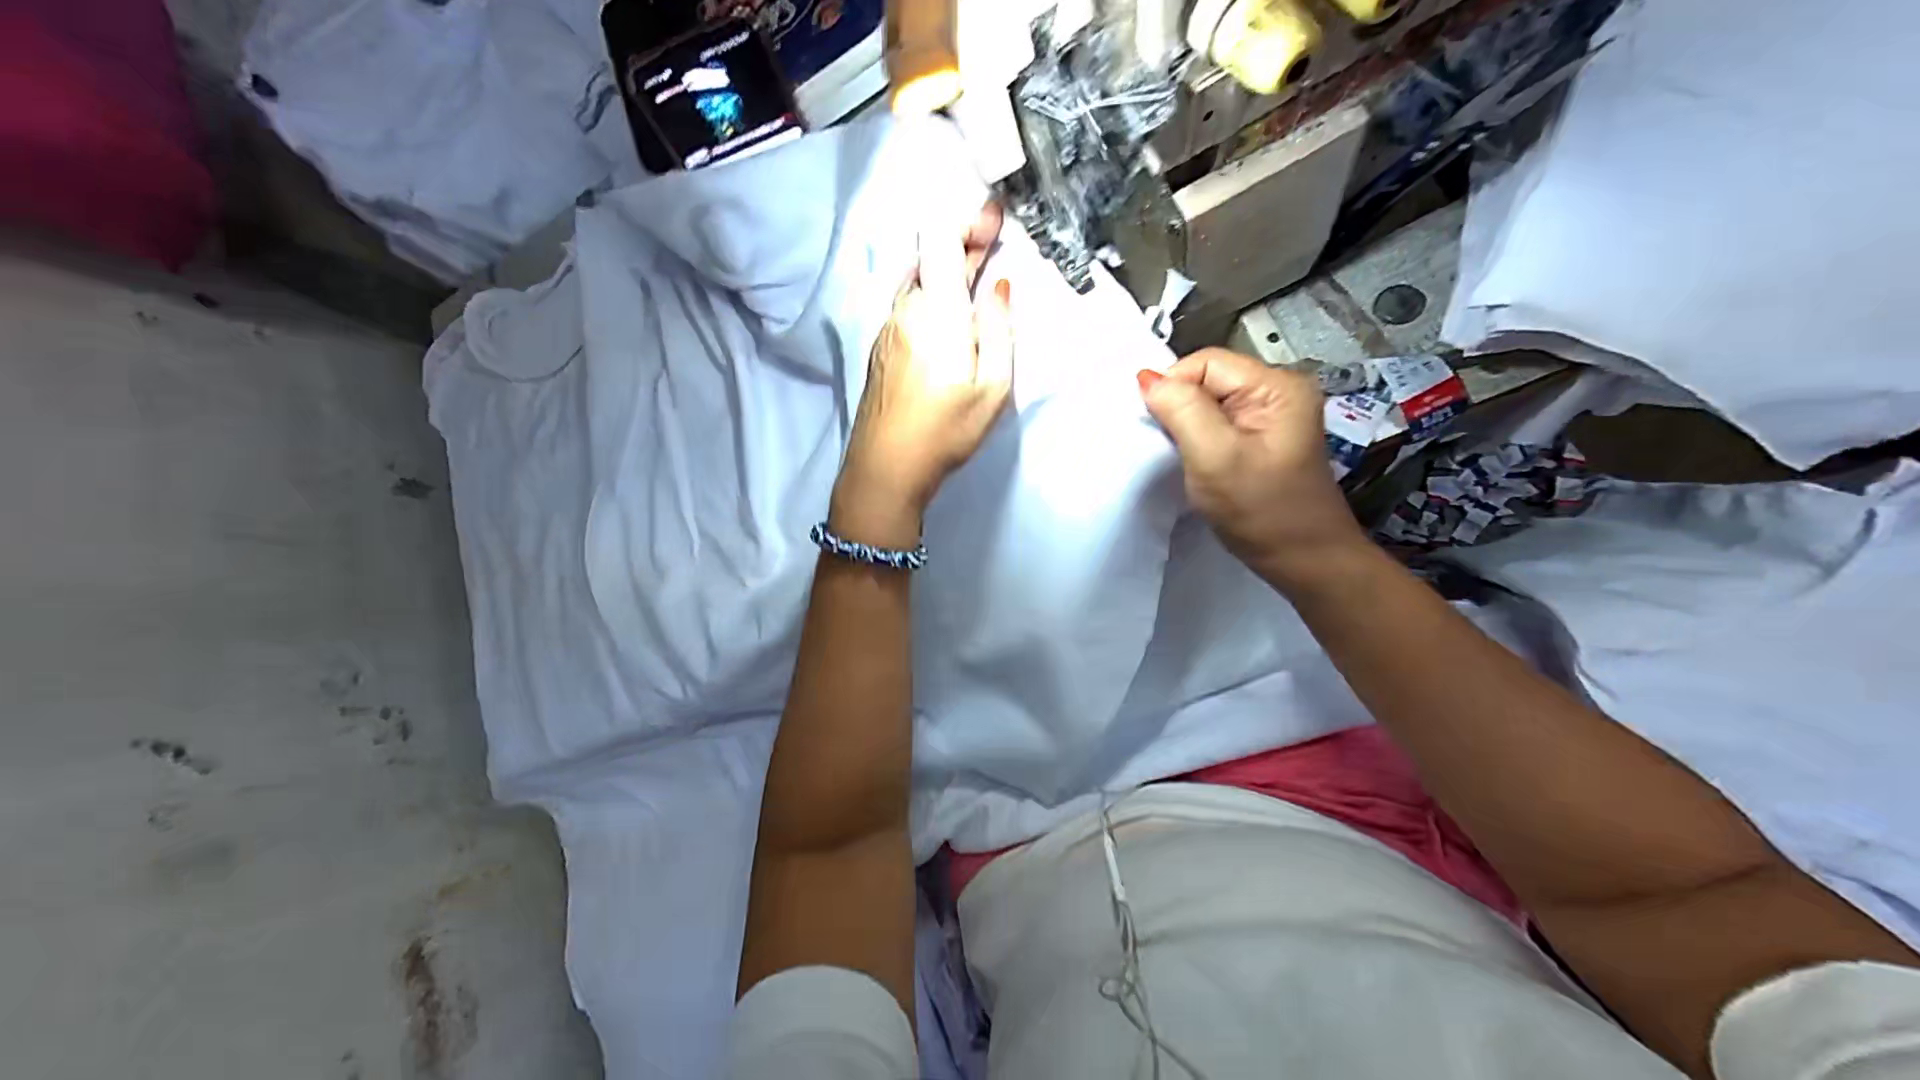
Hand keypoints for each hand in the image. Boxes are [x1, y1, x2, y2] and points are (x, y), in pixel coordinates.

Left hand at [833, 204, 1013, 546]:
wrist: (884, 468)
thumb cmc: (944, 430)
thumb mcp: (991, 387)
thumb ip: (999, 330)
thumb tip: (999, 287)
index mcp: (936, 311)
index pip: (943, 240)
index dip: (968, 220)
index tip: (994, 215)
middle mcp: (906, 309)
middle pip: (930, 258)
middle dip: (963, 242)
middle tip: (992, 234)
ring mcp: (888, 328)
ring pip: (917, 280)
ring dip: (946, 268)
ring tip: (974, 269)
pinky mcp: (882, 347)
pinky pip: (908, 304)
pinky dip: (931, 292)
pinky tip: (947, 308)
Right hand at [1139, 348, 1368, 589]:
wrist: (1304, 561)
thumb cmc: (1262, 511)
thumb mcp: (1215, 457)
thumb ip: (1181, 410)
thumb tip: (1147, 377)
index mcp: (1277, 385)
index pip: (1205, 363)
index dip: (1173, 389)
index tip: (1162, 431)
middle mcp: (1277, 390)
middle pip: (1206, 379)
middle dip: (1180, 409)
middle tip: (1176, 449)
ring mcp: (1271, 415)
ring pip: (1207, 403)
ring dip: (1187, 427)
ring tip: (1187, 458)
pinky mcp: (1261, 438)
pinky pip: (1216, 423)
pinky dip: (1199, 440)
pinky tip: (1198, 462)